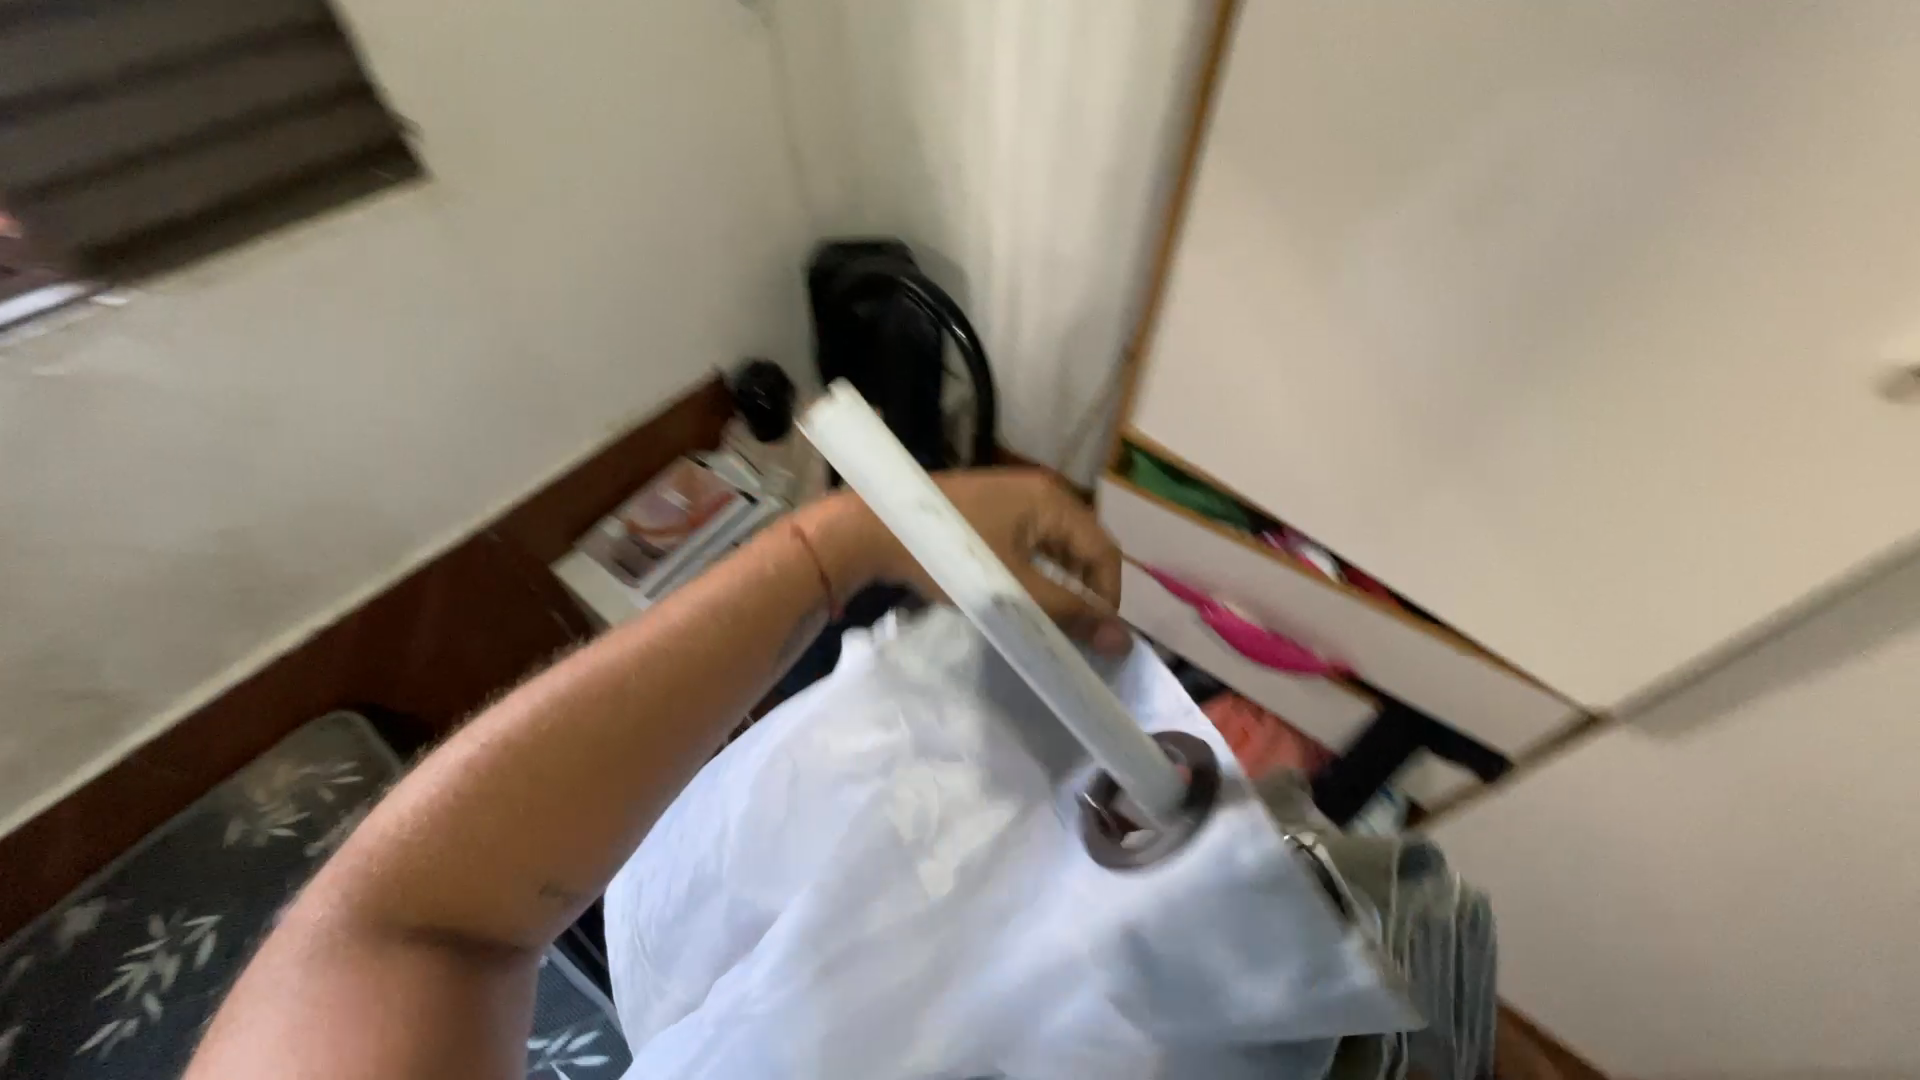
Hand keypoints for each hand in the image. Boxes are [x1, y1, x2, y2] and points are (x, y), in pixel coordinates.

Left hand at [799, 468, 1130, 654]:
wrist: (874, 529)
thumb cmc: (950, 556)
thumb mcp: (1014, 591)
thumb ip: (1069, 615)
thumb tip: (1124, 642)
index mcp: (1053, 500)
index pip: (1105, 551)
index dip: (1108, 598)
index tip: (1096, 638)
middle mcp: (1039, 491)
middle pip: (1082, 547)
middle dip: (1083, 592)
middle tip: (1073, 633)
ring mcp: (1011, 498)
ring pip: (1054, 548)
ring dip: (1058, 585)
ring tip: (1047, 621)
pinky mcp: (989, 509)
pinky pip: (1028, 544)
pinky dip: (1033, 573)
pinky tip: (1019, 598)